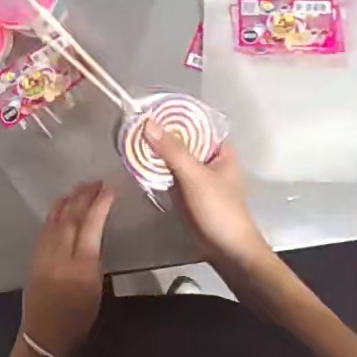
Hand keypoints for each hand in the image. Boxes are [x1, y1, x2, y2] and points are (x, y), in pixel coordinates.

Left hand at [21, 181, 115, 356]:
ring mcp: (43, 257)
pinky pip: (45, 230)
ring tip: (80, 188)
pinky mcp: (33, 260)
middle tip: (97, 182)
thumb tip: (96, 235)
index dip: (100, 205)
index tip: (110, 190)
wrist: (45, 339)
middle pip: (71, 218)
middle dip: (84, 197)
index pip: (91, 226)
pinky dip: (55, 214)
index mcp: (82, 269)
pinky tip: (61, 207)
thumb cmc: (79, 322)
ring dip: (68, 201)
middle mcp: (60, 258)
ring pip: (55, 221)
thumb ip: (97, 261)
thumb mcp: (97, 292)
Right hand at [144, 121, 271, 271]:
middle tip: (133, 123)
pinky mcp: (186, 194)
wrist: (227, 250)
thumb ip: (172, 150)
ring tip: (130, 139)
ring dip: (155, 153)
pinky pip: (168, 176)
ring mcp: (197, 177)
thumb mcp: (195, 176)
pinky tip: (136, 163)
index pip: (197, 123)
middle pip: (183, 140)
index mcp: (221, 150)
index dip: (176, 114)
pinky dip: (155, 170)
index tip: (151, 107)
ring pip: (173, 159)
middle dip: (161, 134)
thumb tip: (148, 123)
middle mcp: (209, 160)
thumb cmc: (219, 209)